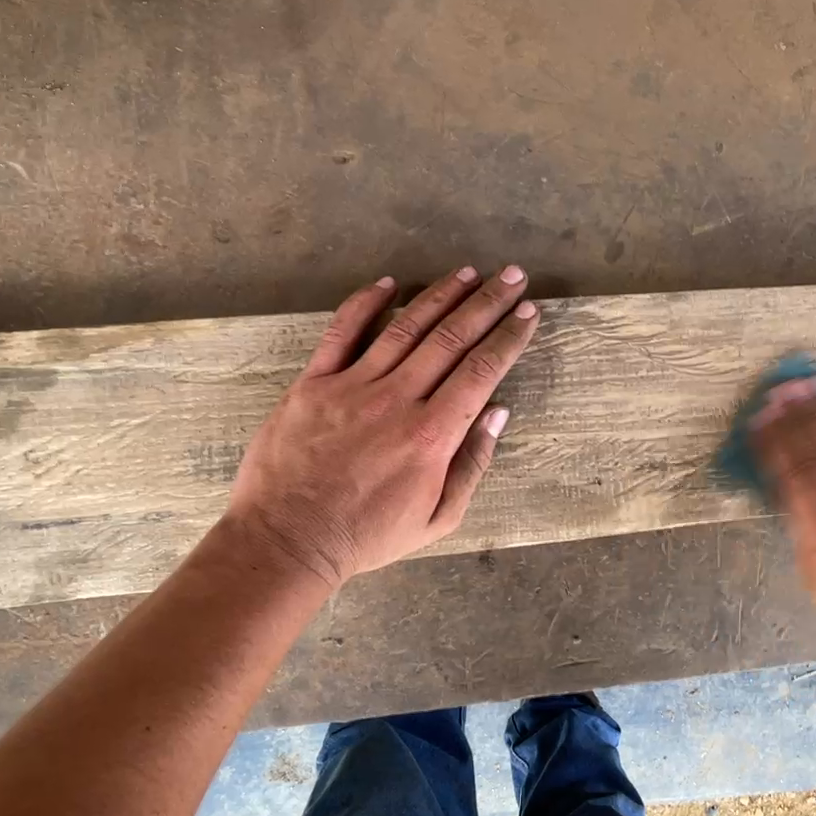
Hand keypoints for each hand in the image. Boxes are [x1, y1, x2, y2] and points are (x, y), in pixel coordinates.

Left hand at [218, 265, 539, 586]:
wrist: (286, 543)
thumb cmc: (368, 535)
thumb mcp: (438, 518)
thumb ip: (473, 464)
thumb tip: (499, 412)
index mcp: (433, 435)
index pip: (482, 370)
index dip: (509, 337)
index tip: (529, 312)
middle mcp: (397, 400)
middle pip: (452, 338)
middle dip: (488, 303)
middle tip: (513, 276)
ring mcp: (352, 387)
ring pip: (406, 328)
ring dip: (441, 295)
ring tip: (469, 273)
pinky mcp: (313, 384)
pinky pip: (342, 332)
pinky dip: (366, 303)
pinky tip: (389, 283)